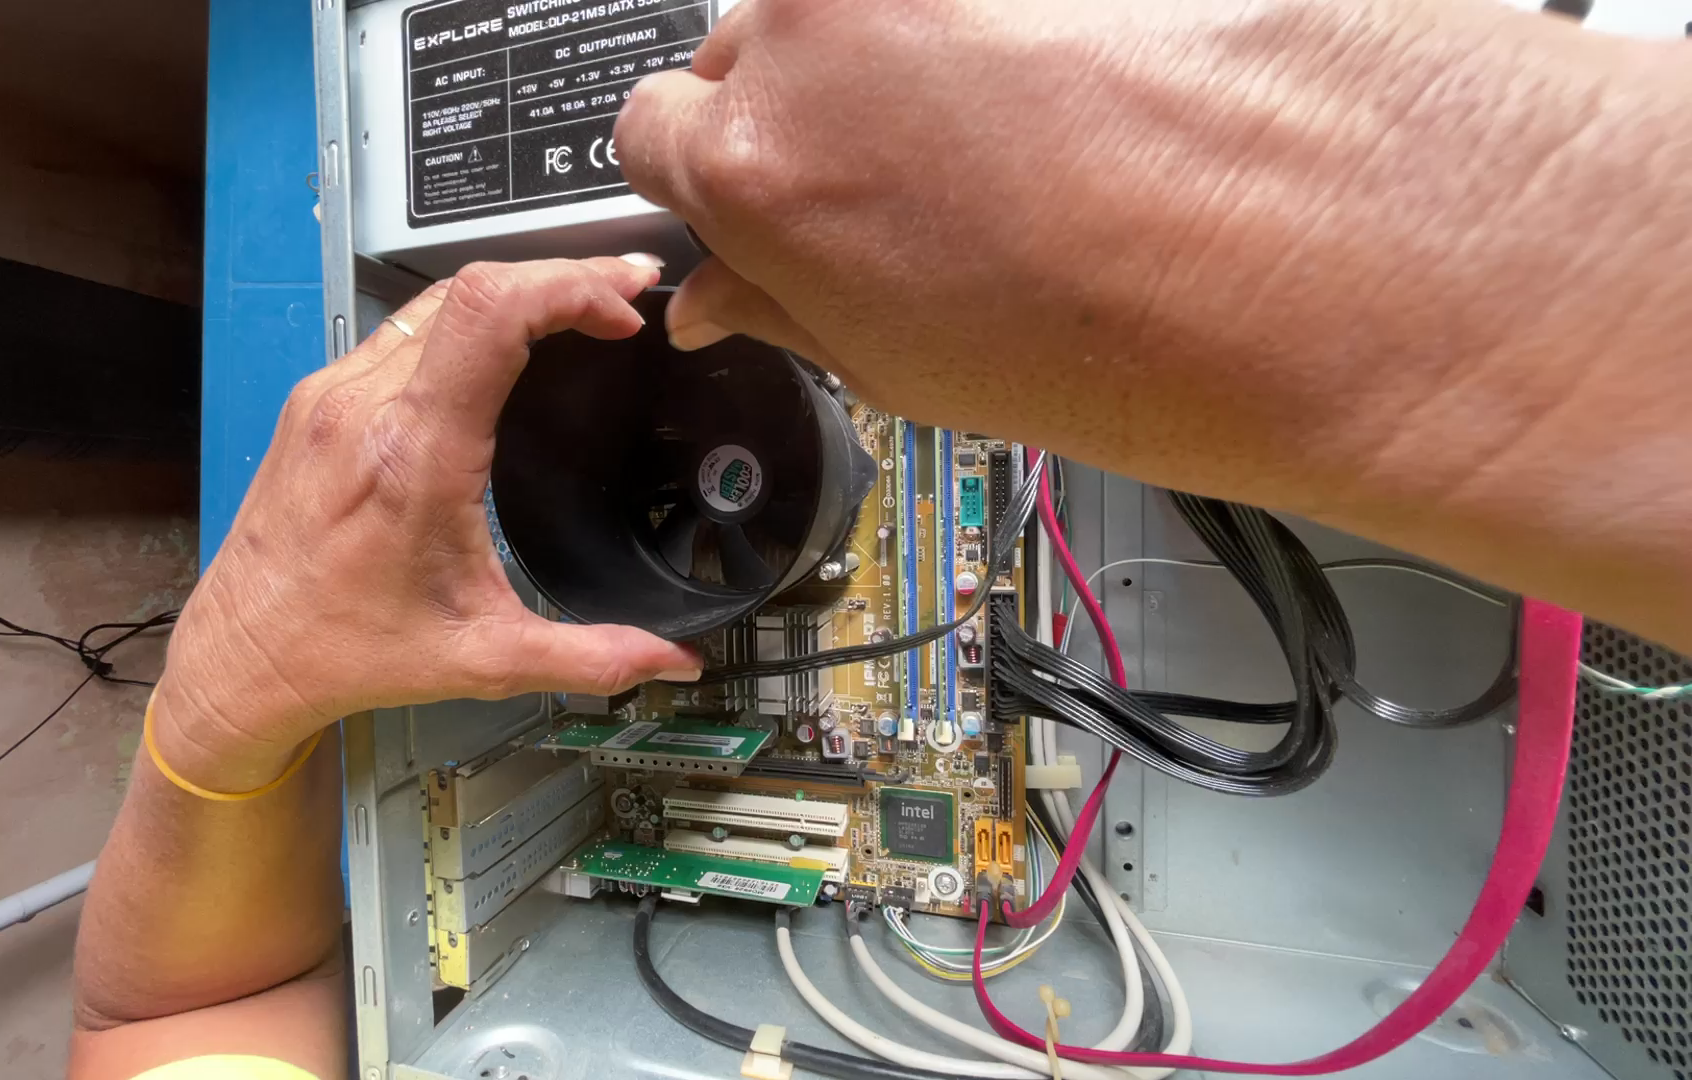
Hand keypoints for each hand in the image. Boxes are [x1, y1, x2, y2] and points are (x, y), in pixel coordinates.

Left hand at [153, 258, 698, 786]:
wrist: (245, 654)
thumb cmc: (355, 651)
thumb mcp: (487, 660)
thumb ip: (593, 658)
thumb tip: (678, 660)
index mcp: (414, 456)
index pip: (490, 316)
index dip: (569, 287)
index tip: (623, 309)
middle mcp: (366, 405)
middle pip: (474, 287)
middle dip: (565, 278)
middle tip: (629, 294)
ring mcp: (335, 391)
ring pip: (438, 295)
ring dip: (519, 288)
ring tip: (584, 304)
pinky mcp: (322, 397)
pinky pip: (410, 324)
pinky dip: (476, 313)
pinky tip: (511, 337)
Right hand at [614, 0, 1676, 515]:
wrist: (1322, 257)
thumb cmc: (1105, 344)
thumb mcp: (889, 365)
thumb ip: (777, 306)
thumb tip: (715, 297)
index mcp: (756, 157)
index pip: (652, 135)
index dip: (694, 182)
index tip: (737, 212)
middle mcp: (816, 20)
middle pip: (741, 59)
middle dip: (784, 129)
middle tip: (869, 198)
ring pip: (841, 13)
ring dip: (876, 77)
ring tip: (973, 158)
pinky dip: (965, 35)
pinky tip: (1037, 100)